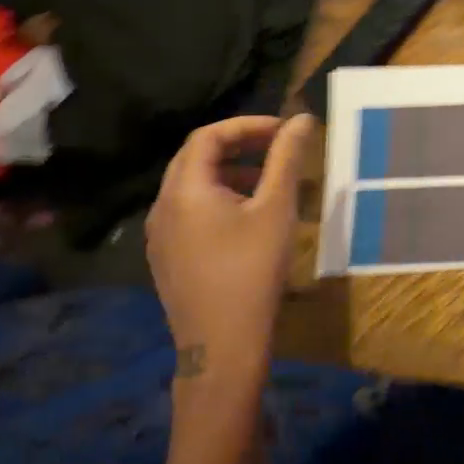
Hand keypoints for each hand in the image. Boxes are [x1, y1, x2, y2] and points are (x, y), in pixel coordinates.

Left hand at [146, 114, 311, 381]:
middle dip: (239, 144)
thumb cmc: (253, 269)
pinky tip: (250, 217)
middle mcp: (163, 207)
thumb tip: (302, 118)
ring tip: (271, 181)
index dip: (247, 125)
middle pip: (195, 157)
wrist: (222, 345)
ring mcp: (161, 236)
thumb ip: (287, 158)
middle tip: (279, 147)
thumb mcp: (277, 208)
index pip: (207, 136)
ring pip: (193, 185)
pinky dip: (220, 197)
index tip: (284, 131)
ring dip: (231, 171)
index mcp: (185, 191)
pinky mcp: (168, 258)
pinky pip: (190, 211)